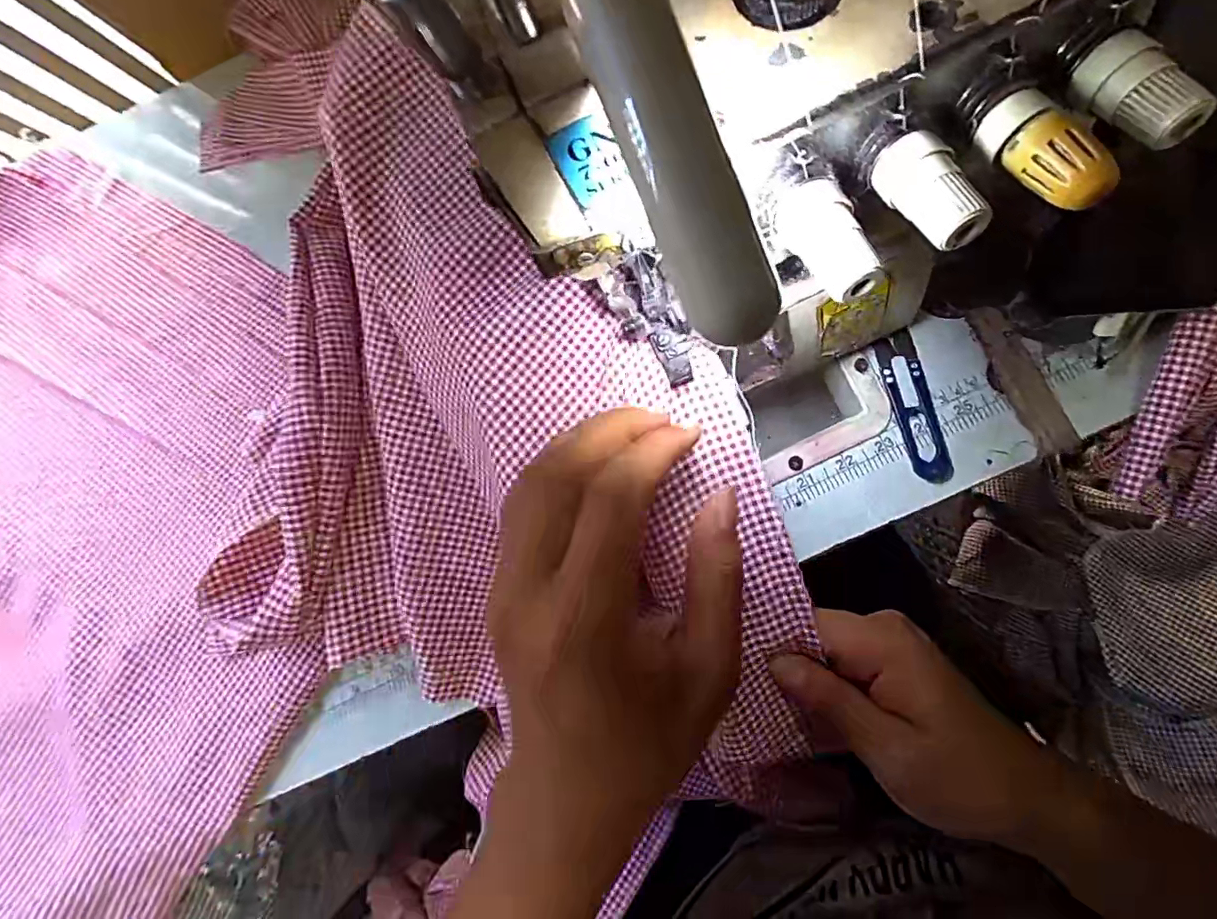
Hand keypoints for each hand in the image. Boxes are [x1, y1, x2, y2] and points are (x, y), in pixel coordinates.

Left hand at [464, 408, 743, 914]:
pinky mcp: (497, 588)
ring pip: (531, 481)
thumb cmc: (649, 742)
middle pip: (558, 475)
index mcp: (584, 619)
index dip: (653, 451)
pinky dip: (561, 467)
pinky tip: (598, 464)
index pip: (610, 500)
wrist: (566, 797)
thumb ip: (719, 577)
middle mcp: (528, 593)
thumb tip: (719, 495)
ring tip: (634, 430)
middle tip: (662, 419)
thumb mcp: (710, 670)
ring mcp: (502, 588)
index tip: (690, 434)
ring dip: (582, 441)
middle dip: (612, 429)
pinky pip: (523, 505)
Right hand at [772, 612, 1216, 918]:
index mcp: (882, 639)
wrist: (1024, 796)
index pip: (807, 623)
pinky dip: (825, 687)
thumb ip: (828, 700)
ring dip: (802, 680)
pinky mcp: (895, 662)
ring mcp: (891, 643)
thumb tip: (774, 659)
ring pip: (826, 650)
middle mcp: (884, 626)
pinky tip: (802, 713)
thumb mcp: (886, 748)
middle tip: (745, 700)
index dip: (770, 646)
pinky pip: (845, 664)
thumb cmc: (956, 776)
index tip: (735, 673)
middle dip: (783, 665)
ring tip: (761, 707)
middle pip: (814, 634)